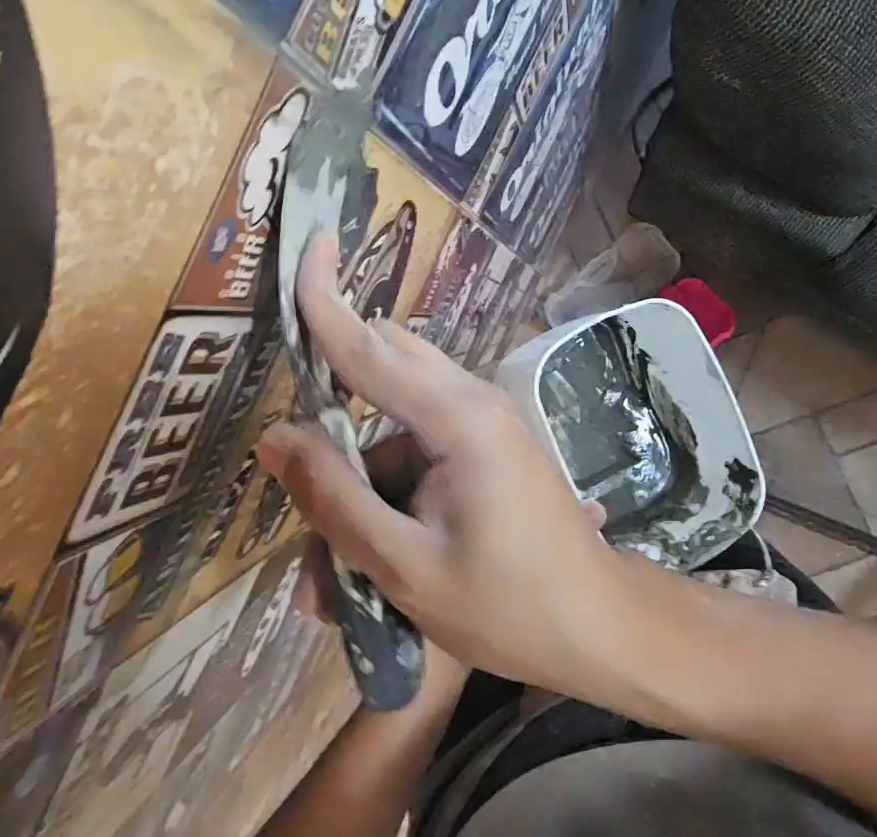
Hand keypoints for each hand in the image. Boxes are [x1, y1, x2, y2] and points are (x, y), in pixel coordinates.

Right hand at [257, 235, 621, 696]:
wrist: (600, 631)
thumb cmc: (510, 606)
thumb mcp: (404, 566)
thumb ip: (336, 499)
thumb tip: (276, 438)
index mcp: (457, 417)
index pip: (369, 346)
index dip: (326, 300)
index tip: (305, 245)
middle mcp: (469, 404)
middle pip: (376, 380)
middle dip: (327, 438)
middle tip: (299, 497)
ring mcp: (479, 427)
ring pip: (387, 435)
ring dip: (354, 493)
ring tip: (333, 586)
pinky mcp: (482, 452)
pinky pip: (413, 459)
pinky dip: (383, 504)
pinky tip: (369, 575)